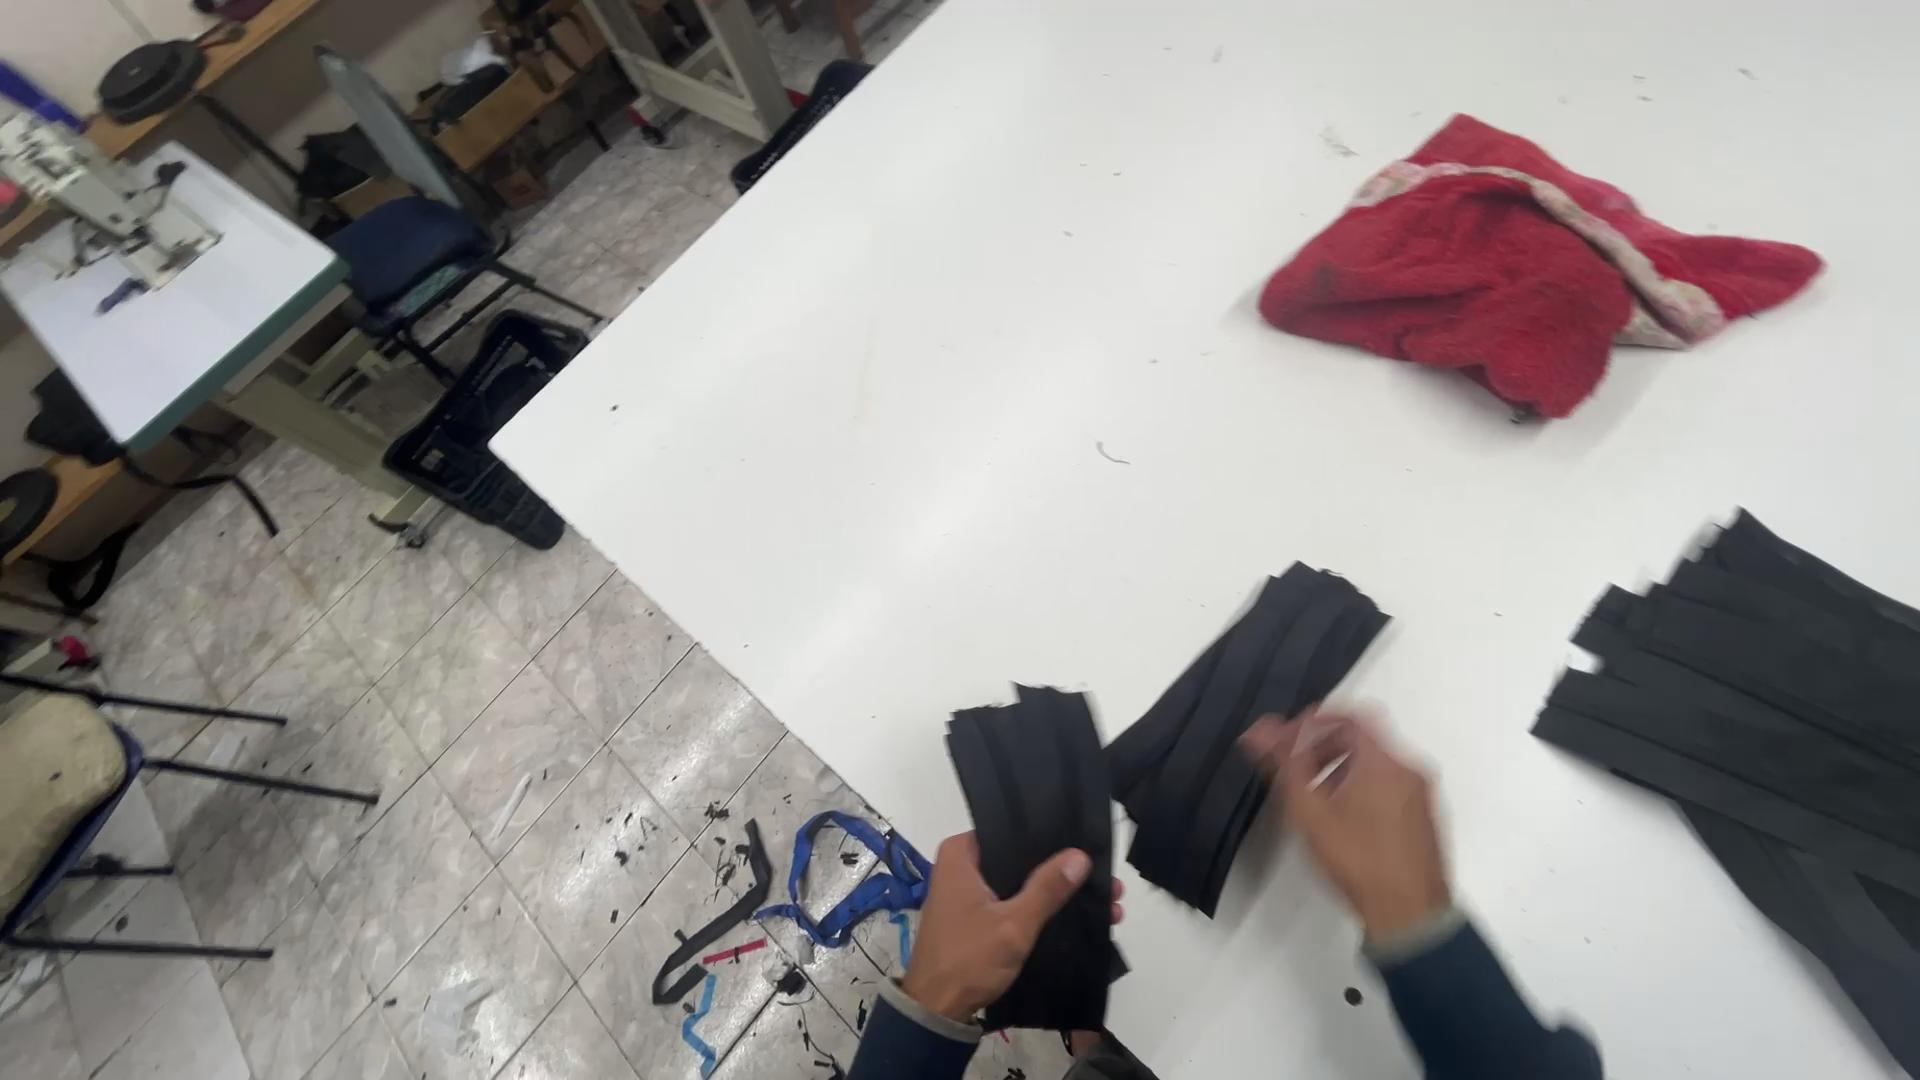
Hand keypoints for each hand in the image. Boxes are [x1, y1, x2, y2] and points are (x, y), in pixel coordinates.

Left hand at [901, 832, 1124, 1022]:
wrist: (936, 1013)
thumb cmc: (968, 959)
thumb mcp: (1013, 924)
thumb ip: (1046, 889)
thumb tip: (1081, 855)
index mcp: (961, 852)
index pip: (1011, 831)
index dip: (1050, 838)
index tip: (1085, 843)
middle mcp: (961, 865)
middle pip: (1019, 858)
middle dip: (1060, 871)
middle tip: (1103, 876)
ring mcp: (967, 892)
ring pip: (1019, 882)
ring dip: (1054, 893)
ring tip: (1102, 898)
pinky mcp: (974, 916)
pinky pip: (1012, 901)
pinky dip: (1038, 908)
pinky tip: (1073, 916)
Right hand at [1239, 707, 1449, 942]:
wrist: (1410, 917)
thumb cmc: (1355, 857)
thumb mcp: (1309, 809)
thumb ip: (1283, 762)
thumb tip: (1259, 729)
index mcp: (1384, 761)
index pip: (1349, 718)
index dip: (1313, 720)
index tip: (1288, 737)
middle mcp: (1409, 770)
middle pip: (1362, 738)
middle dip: (1321, 744)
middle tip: (1292, 766)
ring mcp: (1421, 795)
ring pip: (1374, 763)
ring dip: (1338, 766)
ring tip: (1311, 794)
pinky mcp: (1425, 817)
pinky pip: (1389, 784)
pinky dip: (1360, 784)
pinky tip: (1340, 815)